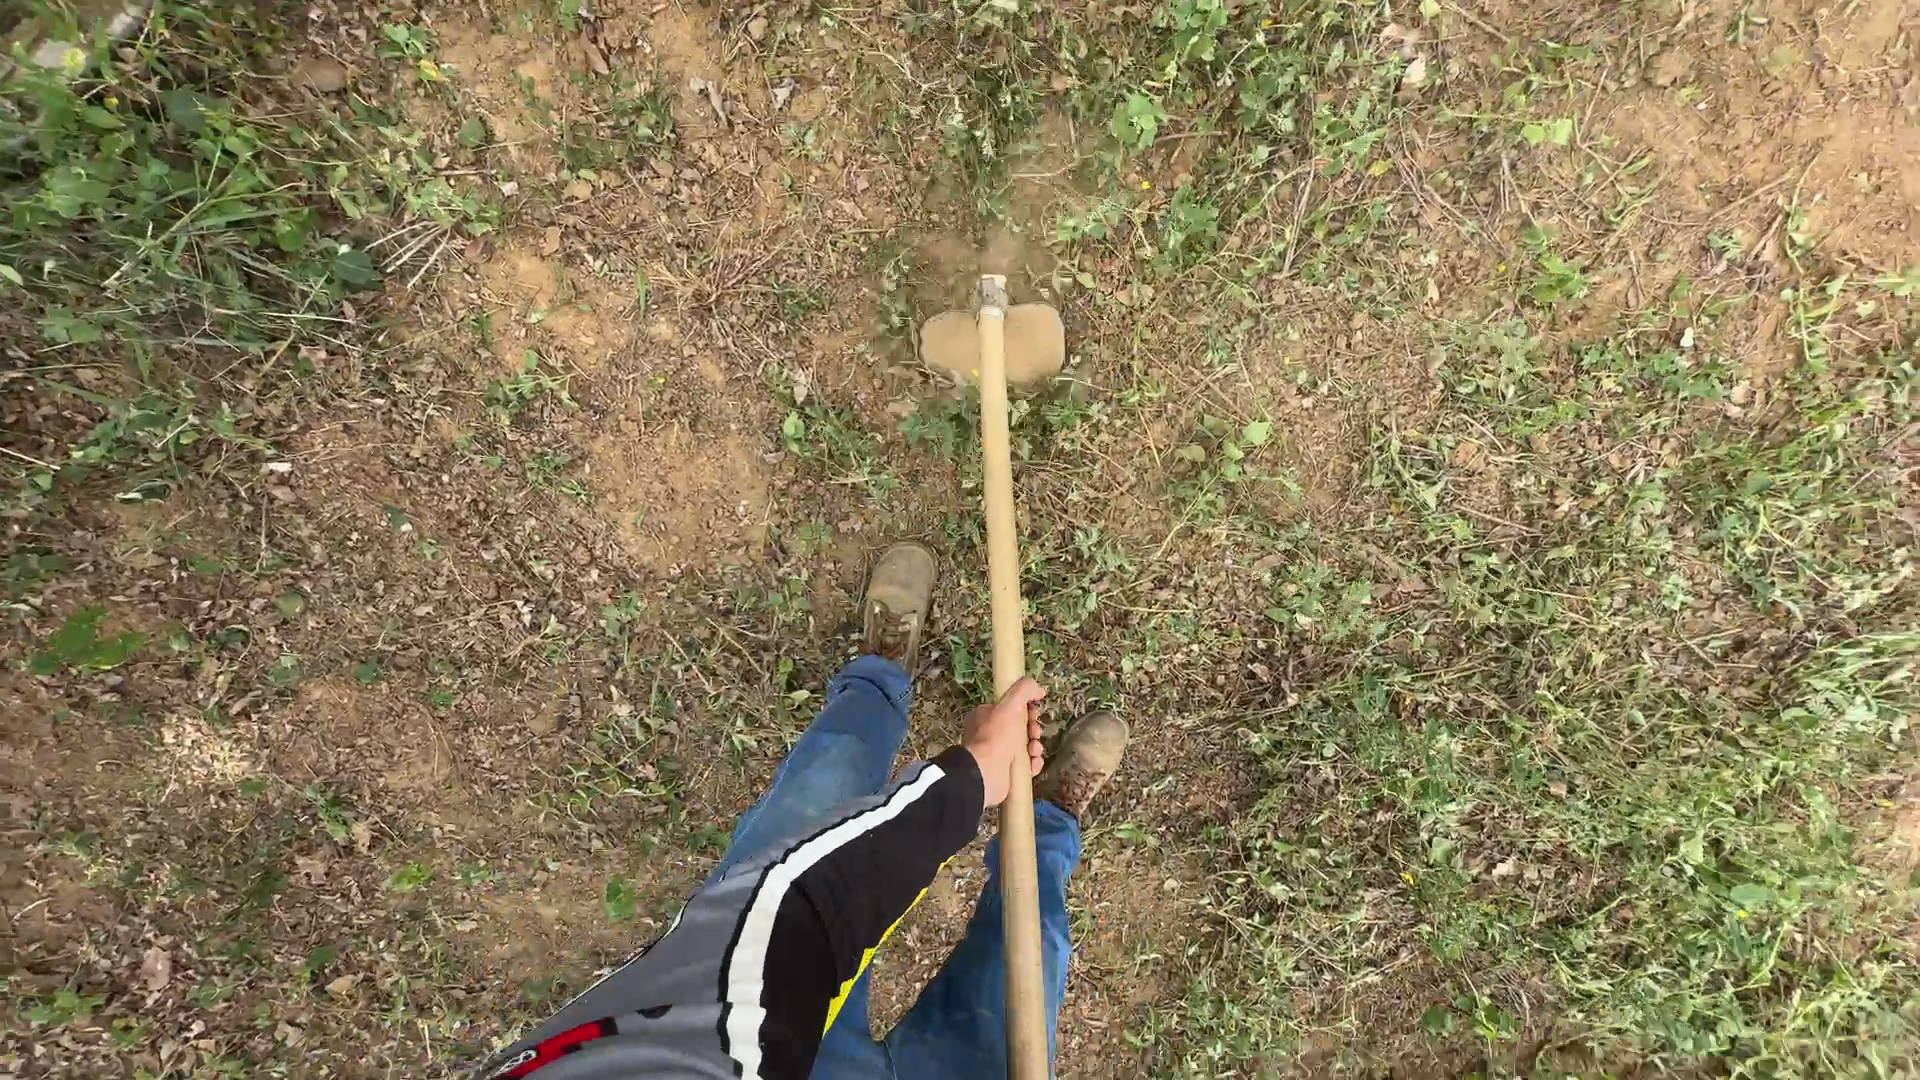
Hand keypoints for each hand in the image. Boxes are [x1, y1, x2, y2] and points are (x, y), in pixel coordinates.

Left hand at [961, 677, 1045, 807]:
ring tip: (1034, 750)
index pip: (1009, 708)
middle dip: (1032, 729)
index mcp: (985, 716)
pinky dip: (1033, 764)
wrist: (986, 774)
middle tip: (1035, 732)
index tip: (1033, 712)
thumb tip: (1039, 689)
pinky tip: (1033, 764)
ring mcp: (997, 755)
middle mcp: (989, 735)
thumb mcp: (1010, 705)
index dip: (1025, 709)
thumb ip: (1024, 690)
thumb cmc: (996, 736)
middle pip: (1019, 727)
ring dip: (1035, 746)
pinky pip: (1025, 765)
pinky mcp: (1005, 773)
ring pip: (1024, 746)